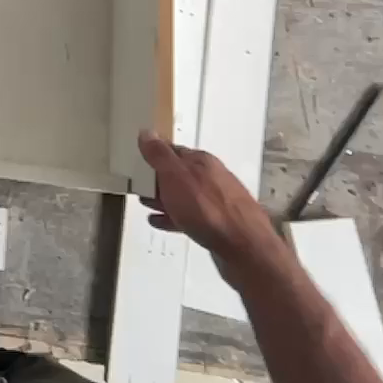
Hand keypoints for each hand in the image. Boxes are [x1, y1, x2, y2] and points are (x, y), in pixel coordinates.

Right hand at [137, 130, 292, 287]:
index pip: (172, 150)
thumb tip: (147, 133)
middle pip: (180, 173)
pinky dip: (175, 217)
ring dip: (165, 199)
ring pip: (186, 196)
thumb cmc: (208, 209)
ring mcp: (219, 201)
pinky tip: (162, 223)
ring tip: (146, 204)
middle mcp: (214, 178)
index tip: (138, 160)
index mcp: (203, 161)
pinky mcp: (221, 224)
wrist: (244, 249)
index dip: (154, 154)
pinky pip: (192, 216)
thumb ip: (159, 155)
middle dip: (159, 179)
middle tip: (139, 184)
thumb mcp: (175, 176)